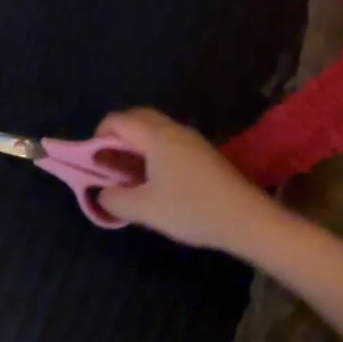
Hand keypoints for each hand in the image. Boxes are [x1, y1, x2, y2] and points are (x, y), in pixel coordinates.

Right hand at [95, 108, 292, 256]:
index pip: (116, 121)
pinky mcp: (202, 155)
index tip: (94, 164)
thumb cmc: (192, 210)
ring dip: (134, 149)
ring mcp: (191, 141)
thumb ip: (114, 199)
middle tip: (108, 167)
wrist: (248, 221)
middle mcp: (173, 130)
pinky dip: (152, 156)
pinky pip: (168, 144)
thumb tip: (101, 193)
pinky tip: (155, 185)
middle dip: (115, 140)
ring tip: (129, 179)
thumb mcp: (144, 209)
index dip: (97, 138)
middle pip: (135, 120)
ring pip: (153, 133)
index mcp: (156, 136)